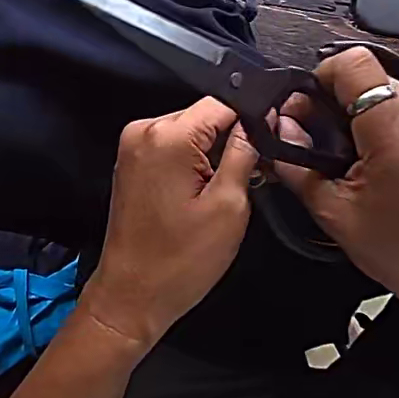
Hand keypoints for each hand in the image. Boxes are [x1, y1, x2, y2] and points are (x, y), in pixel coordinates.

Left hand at [80, 97, 258, 353]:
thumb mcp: (229, 206)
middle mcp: (144, 131)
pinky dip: (191, 161)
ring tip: (220, 192)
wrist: (132, 295)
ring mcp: (133, 146)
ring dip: (211, 152)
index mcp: (167, 136)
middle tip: (248, 177)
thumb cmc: (179, 260)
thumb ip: (244, 154)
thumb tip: (259, 121)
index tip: (266, 146)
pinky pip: (172, 145)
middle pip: (205, 114)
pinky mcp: (132, 162)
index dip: (251, 119)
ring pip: (190, 130)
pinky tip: (200, 192)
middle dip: (230, 139)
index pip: (223, 102)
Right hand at [270, 49, 398, 359]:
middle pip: (372, 75)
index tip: (311, 102)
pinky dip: (394, 125)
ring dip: (369, 113)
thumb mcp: (337, 216)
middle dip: (342, 100)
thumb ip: (299, 167)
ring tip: (361, 156)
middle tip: (328, 137)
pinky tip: (389, 163)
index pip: (355, 64)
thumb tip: (283, 132)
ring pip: (394, 90)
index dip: (322, 76)